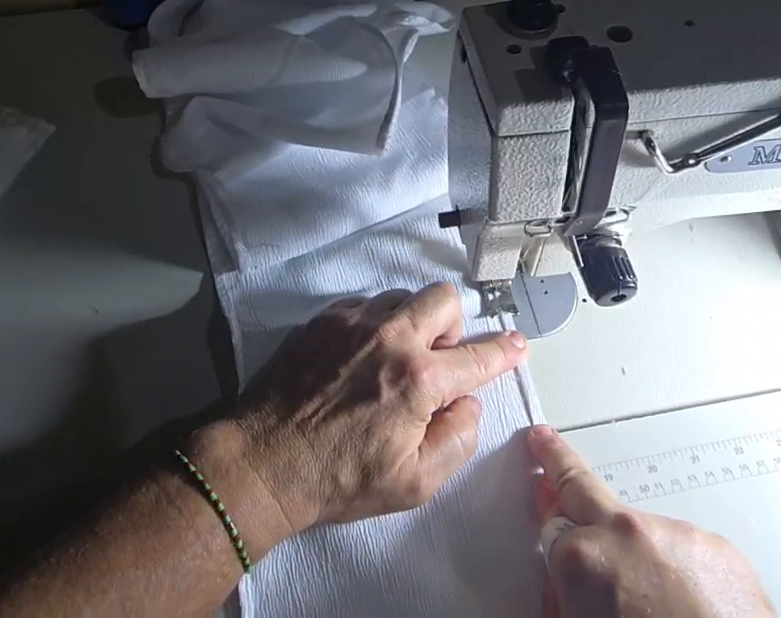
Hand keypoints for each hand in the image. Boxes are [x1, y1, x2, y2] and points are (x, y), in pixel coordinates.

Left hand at [193, 283, 527, 541]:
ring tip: (393, 360)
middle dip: (452, 326)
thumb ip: (458, 439)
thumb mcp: (414, 482)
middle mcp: (390, 337)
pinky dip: (373, 325)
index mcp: (418, 379)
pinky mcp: (322, 319)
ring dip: (411, 323)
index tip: (517, 344)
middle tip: (438, 360)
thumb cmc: (339, 480)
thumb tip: (468, 403)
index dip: (504, 351)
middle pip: (443, 299)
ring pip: (402, 298)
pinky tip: (359, 358)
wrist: (263, 463)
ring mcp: (352, 322)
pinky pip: (364, 305)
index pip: (477, 356)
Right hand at [530, 425, 775, 617]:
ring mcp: (676, 535)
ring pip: (642, 533)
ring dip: (638, 553)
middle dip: (559, 461)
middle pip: (582, 487)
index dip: (555, 541)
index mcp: (583, 559)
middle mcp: (626, 533)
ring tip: (653, 599)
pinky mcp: (718, 548)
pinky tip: (687, 604)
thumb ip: (567, 593)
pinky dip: (682, 570)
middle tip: (546, 443)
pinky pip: (686, 551)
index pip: (551, 527)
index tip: (544, 507)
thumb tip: (564, 580)